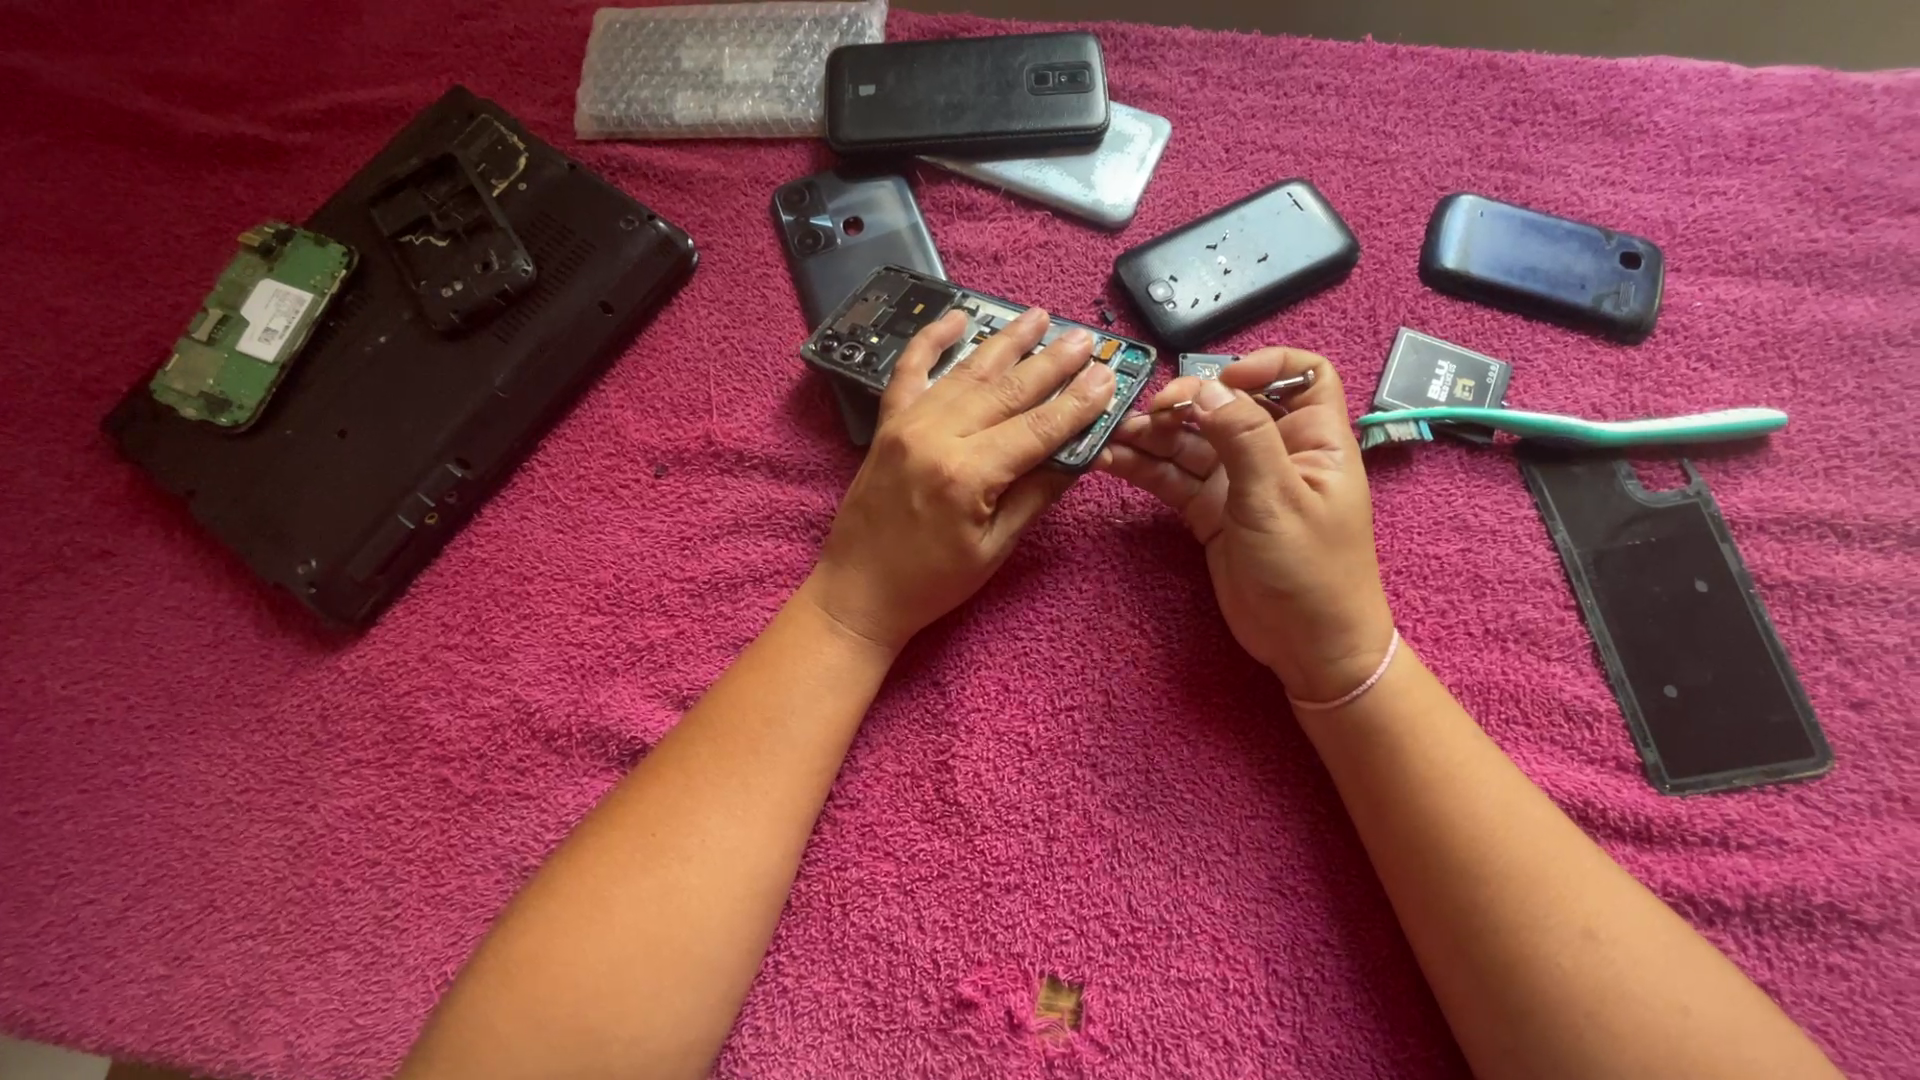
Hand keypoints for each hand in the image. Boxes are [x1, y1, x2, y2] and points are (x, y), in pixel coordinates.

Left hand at [806, 307, 1115, 651]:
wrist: (859, 592)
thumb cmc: (931, 582)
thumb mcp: (995, 547)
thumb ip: (1036, 494)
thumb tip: (1078, 456)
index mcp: (967, 474)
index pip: (1037, 428)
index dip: (1078, 403)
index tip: (1108, 377)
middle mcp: (936, 437)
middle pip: (1007, 390)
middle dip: (1052, 362)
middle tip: (1085, 339)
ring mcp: (907, 425)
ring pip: (966, 373)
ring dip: (1006, 341)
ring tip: (1039, 317)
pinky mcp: (887, 426)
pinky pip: (909, 371)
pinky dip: (930, 340)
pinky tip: (956, 317)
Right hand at [1098, 349, 1394, 702]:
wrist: (1306, 646)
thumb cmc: (1312, 571)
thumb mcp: (1279, 498)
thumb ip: (1243, 436)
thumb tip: (1207, 386)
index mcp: (1312, 439)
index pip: (1302, 375)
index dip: (1265, 366)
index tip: (1223, 380)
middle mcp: (1274, 452)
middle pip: (1226, 406)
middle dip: (1186, 402)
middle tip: (1147, 413)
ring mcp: (1238, 482)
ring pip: (1191, 442)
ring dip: (1152, 435)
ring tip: (1111, 434)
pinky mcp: (1209, 511)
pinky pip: (1173, 479)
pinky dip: (1143, 469)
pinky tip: (1110, 461)